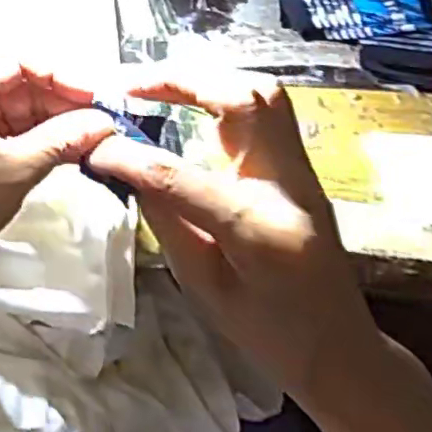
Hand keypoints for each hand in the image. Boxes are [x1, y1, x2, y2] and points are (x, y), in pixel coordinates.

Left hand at [0, 68, 117, 289]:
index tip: (99, 95)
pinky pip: (33, 132)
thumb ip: (61, 139)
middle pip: (29, 85)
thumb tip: (106, 121)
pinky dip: (59, 139)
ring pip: (35, 110)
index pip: (17, 64)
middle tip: (114, 119)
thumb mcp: (16, 166)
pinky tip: (90, 149)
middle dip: (69, 100)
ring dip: (69, 121)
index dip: (60, 74)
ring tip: (110, 135)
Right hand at [82, 67, 431, 431]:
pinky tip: (178, 100)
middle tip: (125, 88)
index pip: (177, 175)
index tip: (89, 148)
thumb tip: (113, 160)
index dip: (124, 156)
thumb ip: (159, 211)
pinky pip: (260, 108)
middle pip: (244, 101)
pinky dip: (212, 92)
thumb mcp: (197, 280)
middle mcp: (291, 189)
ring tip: (149, 87)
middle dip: (177, 82)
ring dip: (197, 80)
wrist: (341, 351)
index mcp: (263, 232)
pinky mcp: (297, 165)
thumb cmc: (266, 328)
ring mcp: (302, 172)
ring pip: (258, 93)